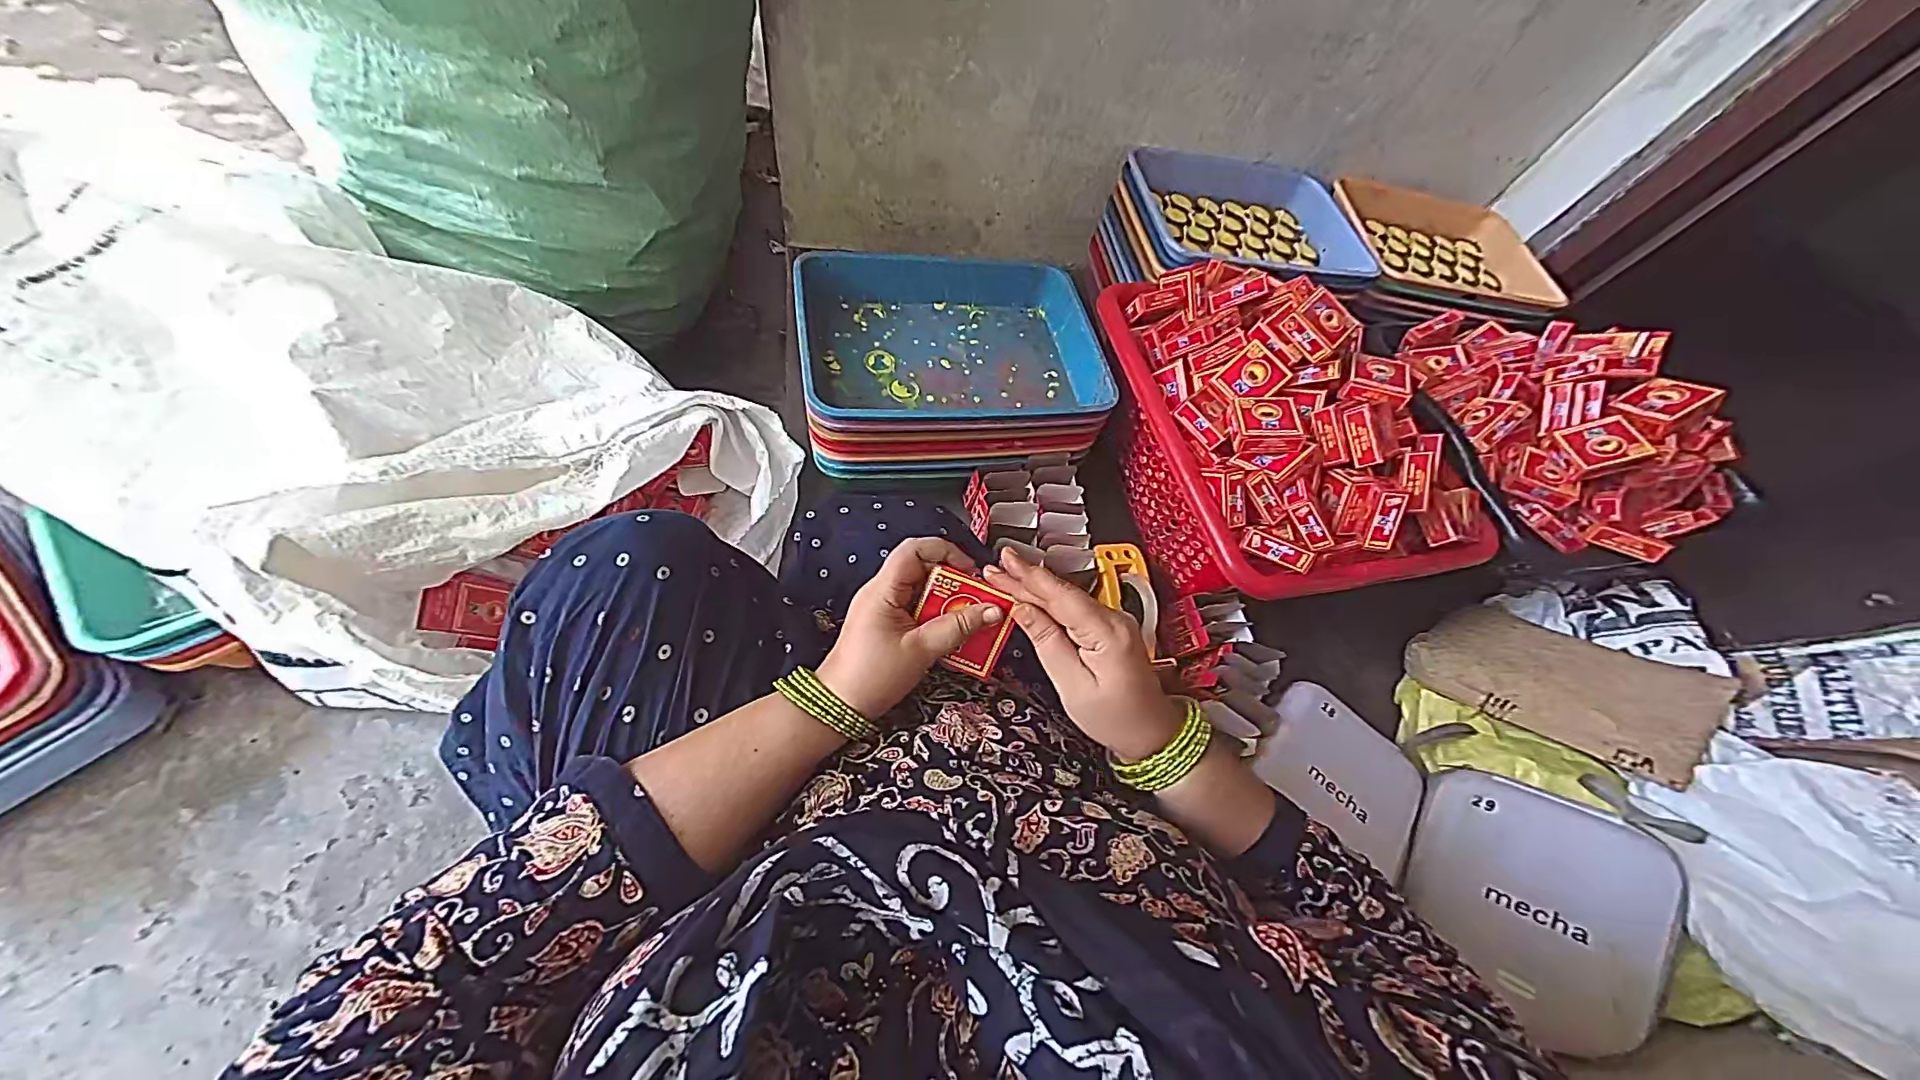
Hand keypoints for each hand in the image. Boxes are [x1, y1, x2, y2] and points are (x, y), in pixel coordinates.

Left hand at [815, 538, 1003, 720]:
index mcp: (882, 590)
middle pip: (924, 569)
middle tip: (976, 600)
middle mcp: (881, 592)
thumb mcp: (921, 650)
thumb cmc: (869, 677)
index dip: (946, 552)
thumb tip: (990, 610)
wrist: (841, 705)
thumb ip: (958, 627)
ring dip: (949, 602)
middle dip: (954, 582)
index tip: (970, 572)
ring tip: (968, 619)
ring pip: (924, 590)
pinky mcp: (888, 622)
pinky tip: (952, 633)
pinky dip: (938, 616)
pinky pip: (919, 608)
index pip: (915, 549)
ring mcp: (884, 607)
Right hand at [984, 549, 1182, 760]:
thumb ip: (1046, 643)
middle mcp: (1115, 619)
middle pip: (1062, 592)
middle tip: (996, 567)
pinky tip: (1032, 594)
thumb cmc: (1117, 717)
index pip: (1060, 596)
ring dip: (1034, 586)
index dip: (1028, 577)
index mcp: (1107, 632)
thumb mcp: (1072, 686)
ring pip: (1066, 597)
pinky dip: (1049, 600)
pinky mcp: (1109, 627)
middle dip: (1025, 577)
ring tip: (1006, 575)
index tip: (1004, 563)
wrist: (1151, 731)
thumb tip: (1023, 611)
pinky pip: (1074, 607)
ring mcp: (1114, 621)